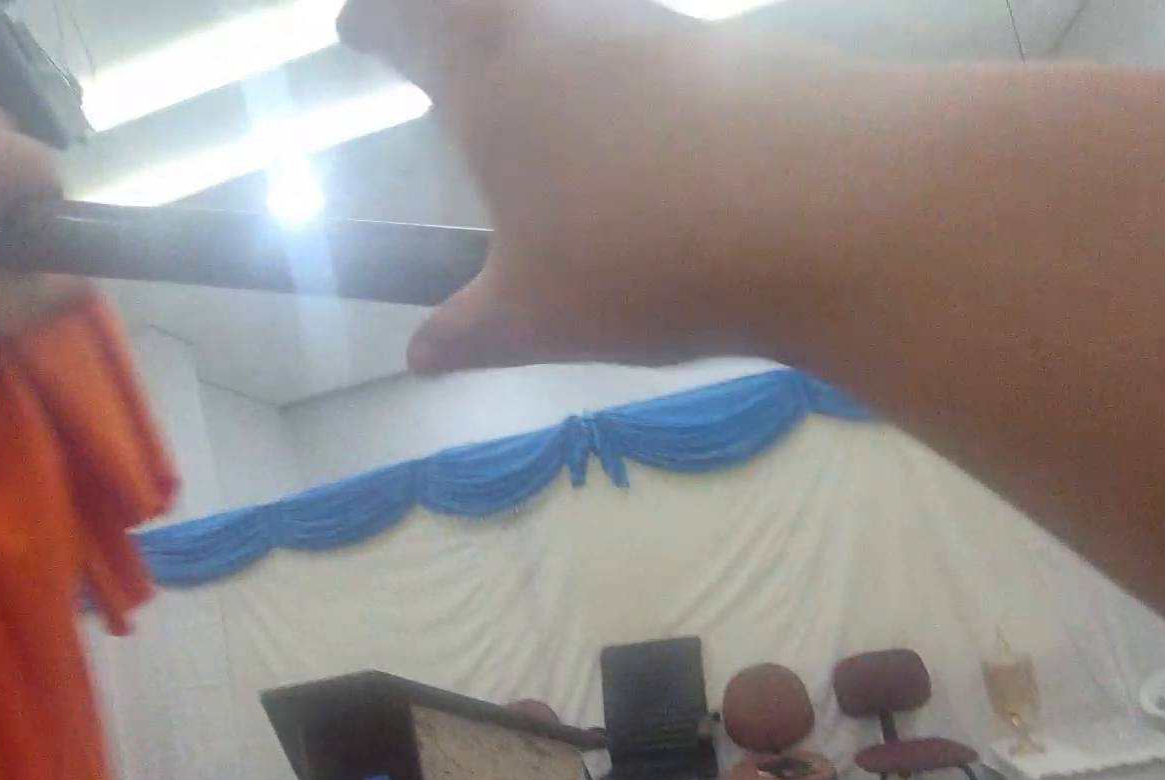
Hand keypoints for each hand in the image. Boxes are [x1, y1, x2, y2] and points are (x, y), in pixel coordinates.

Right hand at [339, 0, 840, 370]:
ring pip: (563, 11)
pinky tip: (624, 111)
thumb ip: (467, 335)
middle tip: (434, 38)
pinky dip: (604, 59)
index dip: (375, 25)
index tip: (355, 29)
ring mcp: (643, 25)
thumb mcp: (534, 320)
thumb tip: (417, 359)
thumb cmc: (636, 265)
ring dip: (530, 31)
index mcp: (490, 79)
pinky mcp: (714, 46)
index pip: (405, 25)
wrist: (809, 212)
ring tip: (526, 80)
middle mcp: (559, 26)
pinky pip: (632, 37)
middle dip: (444, 14)